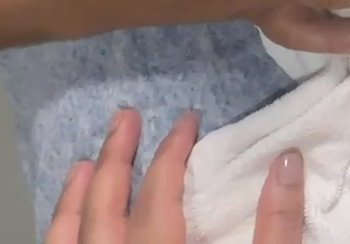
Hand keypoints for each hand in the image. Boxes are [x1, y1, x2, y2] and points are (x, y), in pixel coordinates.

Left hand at [46, 108, 303, 243]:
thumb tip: (288, 158)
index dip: (171, 153)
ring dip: (72, 202)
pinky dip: (61, 237)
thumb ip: (277, 224)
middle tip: (124, 117)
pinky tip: (68, 224)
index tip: (188, 119)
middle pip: (102, 215)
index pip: (157, 197)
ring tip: (81, 164)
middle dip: (114, 161)